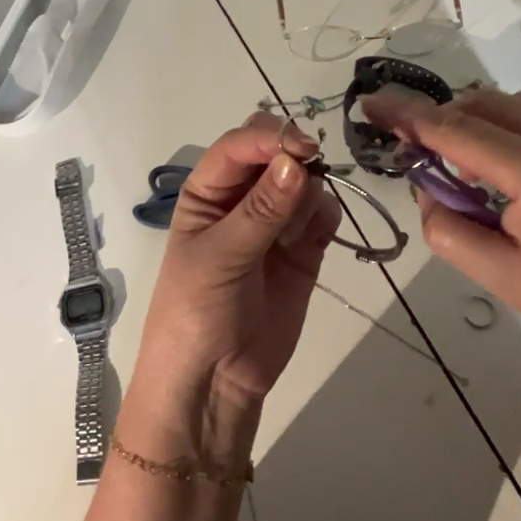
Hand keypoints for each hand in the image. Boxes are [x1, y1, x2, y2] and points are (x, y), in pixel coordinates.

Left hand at [133, 113, 341, 409]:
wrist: (215, 381)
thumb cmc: (197, 313)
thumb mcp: (220, 258)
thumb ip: (261, 210)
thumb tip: (296, 162)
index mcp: (207, 193)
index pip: (239, 146)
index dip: (269, 140)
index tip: (303, 149)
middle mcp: (242, 200)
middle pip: (276, 154)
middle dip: (295, 158)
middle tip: (308, 177)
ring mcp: (275, 225)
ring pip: (305, 182)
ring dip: (308, 194)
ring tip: (293, 236)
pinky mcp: (304, 251)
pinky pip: (323, 215)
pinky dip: (324, 217)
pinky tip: (310, 242)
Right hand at [362, 87, 520, 348]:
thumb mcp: (498, 275)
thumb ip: (447, 230)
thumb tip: (427, 190)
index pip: (455, 129)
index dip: (406, 115)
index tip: (371, 105)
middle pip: (482, 105)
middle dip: (442, 120)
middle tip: (418, 153)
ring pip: (512, 103)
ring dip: (476, 120)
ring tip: (463, 164)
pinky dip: (509, 125)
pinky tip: (506, 165)